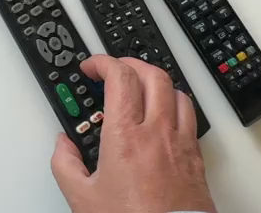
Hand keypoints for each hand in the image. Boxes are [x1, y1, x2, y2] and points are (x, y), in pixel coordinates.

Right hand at [51, 55, 214, 212]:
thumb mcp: (82, 198)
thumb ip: (64, 164)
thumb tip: (63, 146)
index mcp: (126, 136)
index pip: (120, 75)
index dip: (102, 61)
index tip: (91, 68)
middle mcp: (157, 134)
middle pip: (152, 75)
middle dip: (130, 64)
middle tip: (115, 70)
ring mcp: (181, 146)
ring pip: (177, 93)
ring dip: (156, 83)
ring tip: (141, 88)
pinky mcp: (197, 162)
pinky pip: (191, 119)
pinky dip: (175, 107)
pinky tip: (164, 118)